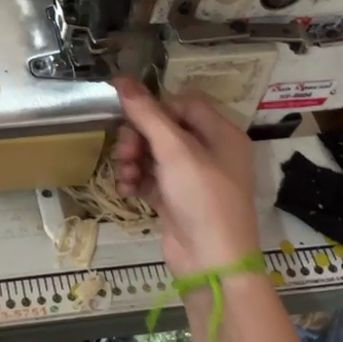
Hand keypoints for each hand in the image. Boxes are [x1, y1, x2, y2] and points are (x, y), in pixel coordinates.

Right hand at [112, 78, 260, 275]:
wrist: (212, 262)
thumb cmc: (203, 199)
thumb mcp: (175, 152)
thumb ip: (147, 115)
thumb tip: (121, 79)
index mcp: (221, 134)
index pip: (184, 103)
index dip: (156, 108)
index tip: (132, 117)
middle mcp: (209, 152)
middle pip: (164, 128)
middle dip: (139, 137)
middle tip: (125, 152)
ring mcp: (192, 178)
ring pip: (153, 154)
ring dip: (132, 160)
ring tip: (125, 176)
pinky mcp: (175, 199)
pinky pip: (150, 178)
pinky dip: (135, 180)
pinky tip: (126, 190)